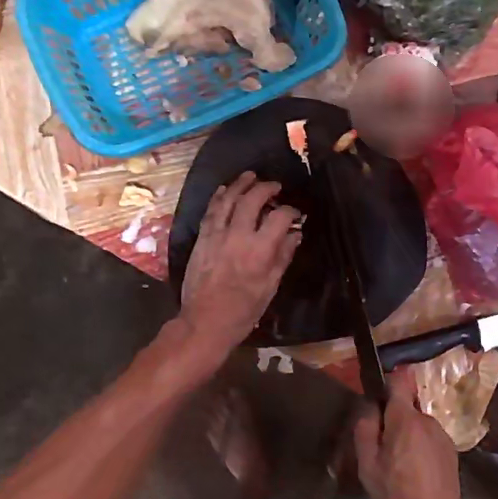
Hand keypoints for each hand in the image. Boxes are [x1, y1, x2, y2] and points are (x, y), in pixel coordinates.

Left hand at [176, 171, 302, 357]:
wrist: (204, 322)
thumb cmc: (243, 310)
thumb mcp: (270, 287)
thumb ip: (283, 256)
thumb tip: (294, 234)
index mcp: (260, 250)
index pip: (280, 218)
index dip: (291, 211)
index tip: (295, 214)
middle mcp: (238, 236)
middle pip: (253, 200)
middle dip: (266, 189)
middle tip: (275, 186)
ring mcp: (217, 235)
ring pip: (228, 199)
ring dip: (240, 185)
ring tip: (250, 176)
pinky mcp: (202, 238)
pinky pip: (211, 211)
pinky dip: (219, 197)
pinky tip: (224, 190)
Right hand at [353, 368, 472, 498]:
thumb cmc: (397, 494)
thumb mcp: (368, 464)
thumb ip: (365, 428)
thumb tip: (370, 406)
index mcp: (406, 418)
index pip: (400, 380)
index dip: (387, 384)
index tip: (377, 401)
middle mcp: (427, 419)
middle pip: (406, 408)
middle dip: (392, 421)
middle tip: (380, 449)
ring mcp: (442, 435)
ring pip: (417, 426)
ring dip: (406, 437)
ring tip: (396, 467)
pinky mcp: (451, 451)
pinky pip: (428, 440)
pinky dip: (419, 449)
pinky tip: (414, 475)